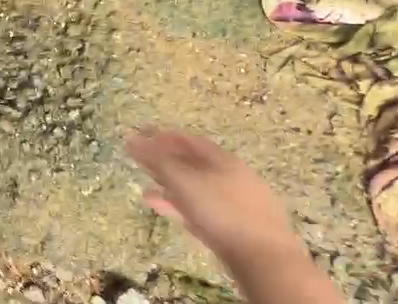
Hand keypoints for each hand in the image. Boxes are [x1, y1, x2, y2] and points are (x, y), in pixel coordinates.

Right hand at [124, 129, 301, 265]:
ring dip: (170, 187)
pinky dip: (183, 206)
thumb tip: (131, 138)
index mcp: (225, 160)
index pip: (188, 139)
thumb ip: (155, 158)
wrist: (266, 263)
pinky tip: (165, 210)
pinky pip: (205, 208)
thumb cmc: (222, 211)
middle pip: (194, 163)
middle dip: (164, 162)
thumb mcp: (182, 180)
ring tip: (146, 191)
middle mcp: (235, 178)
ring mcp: (240, 204)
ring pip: (198, 188)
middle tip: (140, 163)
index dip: (160, 135)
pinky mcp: (239, 227)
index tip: (137, 136)